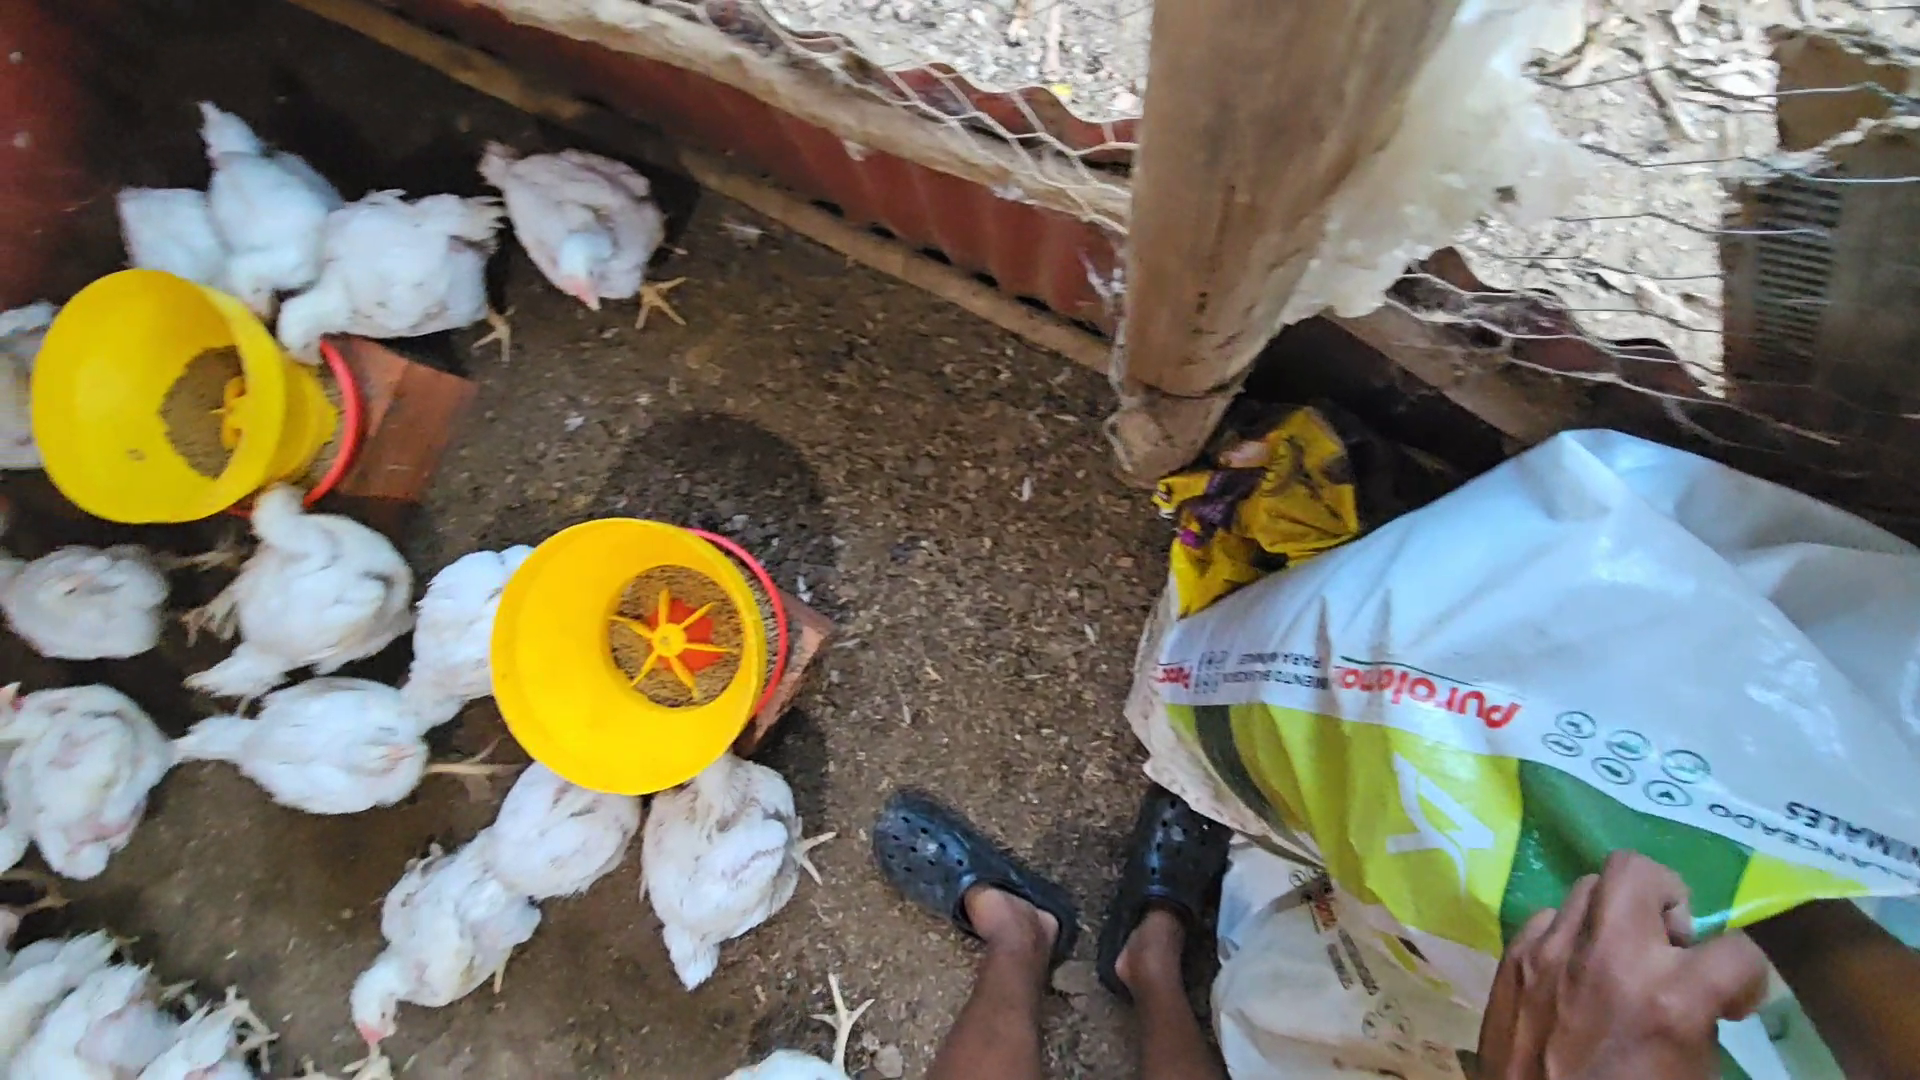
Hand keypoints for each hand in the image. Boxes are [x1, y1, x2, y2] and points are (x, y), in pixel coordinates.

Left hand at [1477, 851, 1769, 1079]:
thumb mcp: (1695, 1071)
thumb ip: (1699, 1012)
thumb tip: (1705, 987)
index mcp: (1669, 996)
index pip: (1739, 950)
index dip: (1748, 975)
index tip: (1732, 997)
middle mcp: (1606, 954)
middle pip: (1635, 871)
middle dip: (1666, 897)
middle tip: (1671, 943)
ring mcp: (1550, 945)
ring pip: (1588, 886)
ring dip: (1615, 914)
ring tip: (1622, 955)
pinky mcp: (1512, 950)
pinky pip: (1549, 916)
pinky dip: (1570, 933)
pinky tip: (1576, 968)